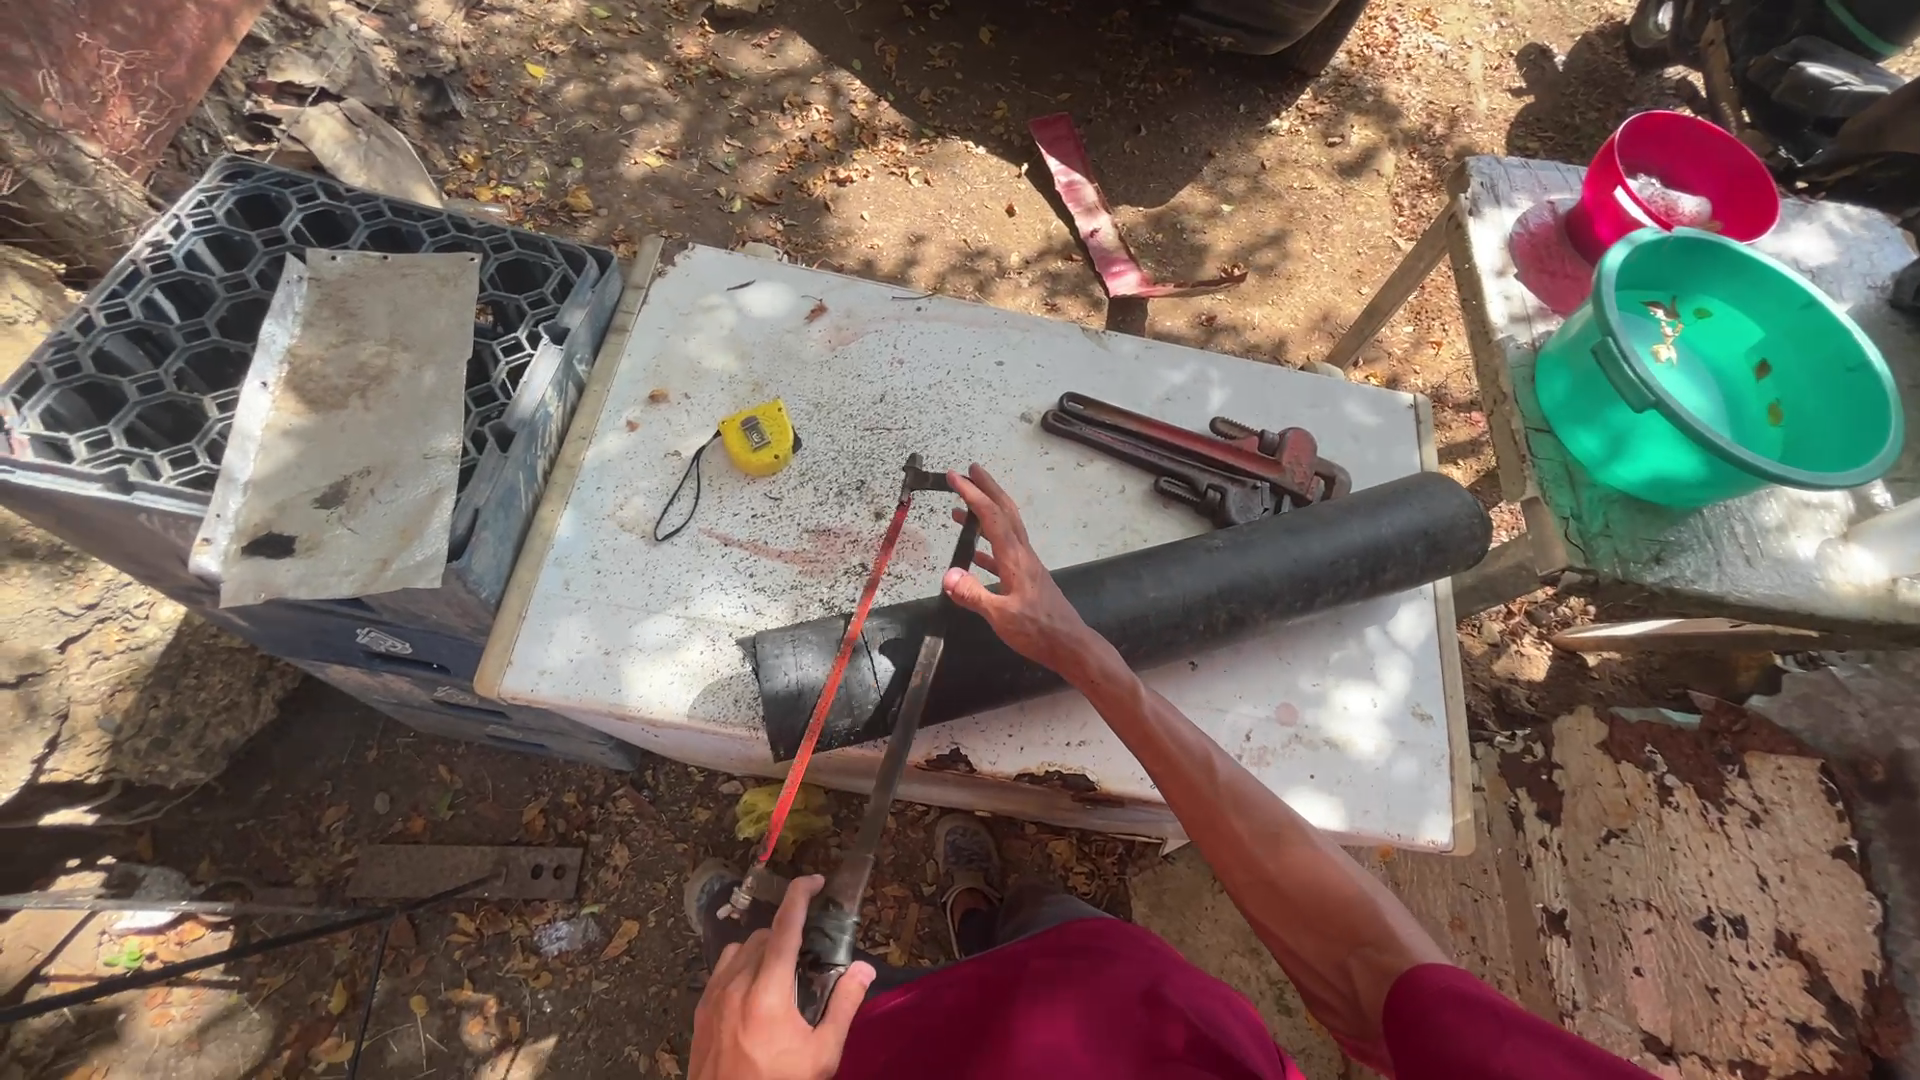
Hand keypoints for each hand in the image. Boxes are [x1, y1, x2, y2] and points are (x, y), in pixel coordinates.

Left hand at [689, 875, 874, 1079]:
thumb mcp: (821, 1055)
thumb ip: (844, 1006)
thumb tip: (864, 968)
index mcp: (767, 991)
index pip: (784, 926)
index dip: (800, 895)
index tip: (816, 881)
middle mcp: (736, 985)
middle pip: (763, 936)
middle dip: (788, 932)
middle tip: (809, 953)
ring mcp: (713, 998)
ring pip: (740, 949)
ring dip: (763, 948)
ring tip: (781, 971)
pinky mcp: (699, 1012)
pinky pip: (722, 969)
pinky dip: (741, 965)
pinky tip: (754, 988)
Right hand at [943, 464, 1103, 678]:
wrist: (1069, 645)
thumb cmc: (1037, 631)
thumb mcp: (1001, 616)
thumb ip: (973, 595)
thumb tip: (946, 575)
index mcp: (1015, 558)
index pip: (991, 516)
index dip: (973, 494)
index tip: (955, 476)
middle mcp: (1022, 554)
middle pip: (1006, 511)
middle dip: (988, 488)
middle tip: (970, 470)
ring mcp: (1026, 565)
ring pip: (1005, 528)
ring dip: (986, 513)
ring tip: (961, 508)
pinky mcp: (1027, 578)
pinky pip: (1003, 552)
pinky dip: (986, 544)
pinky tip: (972, 552)